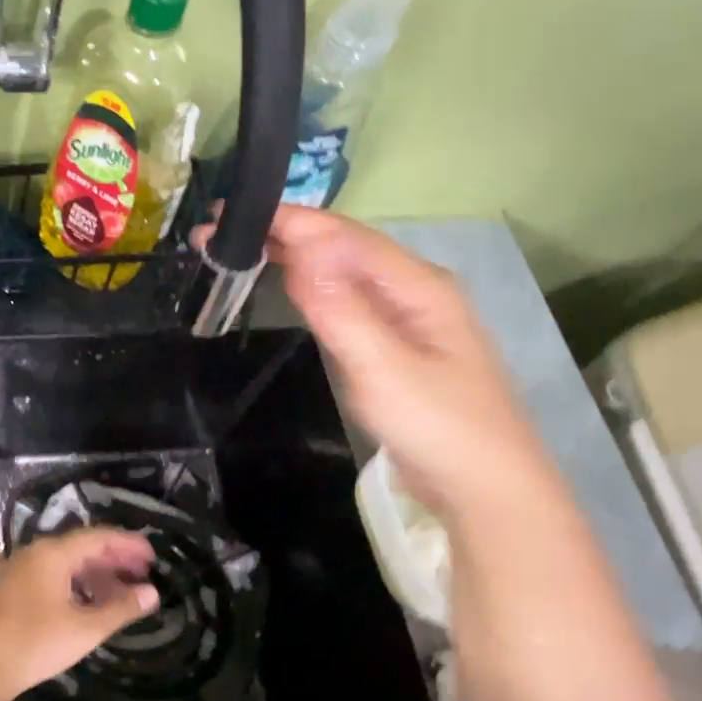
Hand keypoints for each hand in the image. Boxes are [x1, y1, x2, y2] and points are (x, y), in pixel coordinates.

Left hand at [0, 529, 158, 700]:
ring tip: (123, 590)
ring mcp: (20, 569)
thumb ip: (121, 608)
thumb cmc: (36, 643)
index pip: (98, 537)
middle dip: (114, 558)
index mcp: (52, 553)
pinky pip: (51, 575)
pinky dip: (76, 583)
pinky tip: (91, 601)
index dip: (128, 544)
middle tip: (143, 572)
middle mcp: (34, 553)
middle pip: (81, 546)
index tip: (153, 555)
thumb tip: (151, 593)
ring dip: (96, 573)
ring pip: (65, 562)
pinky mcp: (13, 587)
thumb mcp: (85, 628)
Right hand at [192, 204, 550, 516]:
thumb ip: (343, 310)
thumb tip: (303, 249)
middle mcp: (412, 292)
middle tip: (218, 232)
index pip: (345, 238)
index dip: (290, 221)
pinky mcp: (392, 345)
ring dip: (293, 256)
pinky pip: (344, 299)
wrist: (483, 486)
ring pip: (342, 272)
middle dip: (285, 234)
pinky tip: (286, 284)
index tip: (231, 214)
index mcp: (418, 287)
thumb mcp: (385, 368)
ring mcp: (404, 319)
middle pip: (344, 248)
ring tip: (240, 248)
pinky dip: (309, 285)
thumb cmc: (438, 426)